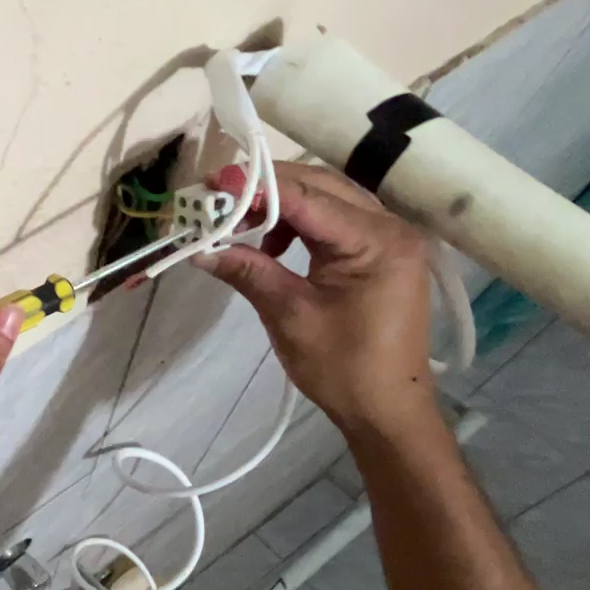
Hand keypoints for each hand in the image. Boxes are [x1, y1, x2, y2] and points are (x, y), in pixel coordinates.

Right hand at [196, 162, 439, 435]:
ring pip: (327, 199)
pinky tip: (273, 245)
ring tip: (240, 224)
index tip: (212, 183)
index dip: (257, 187)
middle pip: (320, 187)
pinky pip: (334, 220)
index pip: (306, 198)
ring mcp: (388, 238)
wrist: (386, 406)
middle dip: (266, 189)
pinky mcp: (380, 252)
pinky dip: (298, 222)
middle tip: (217, 200)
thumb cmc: (341, 367)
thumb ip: (249, 272)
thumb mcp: (288, 316)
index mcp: (375, 242)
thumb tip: (200, 249)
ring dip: (281, 204)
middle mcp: (389, 227)